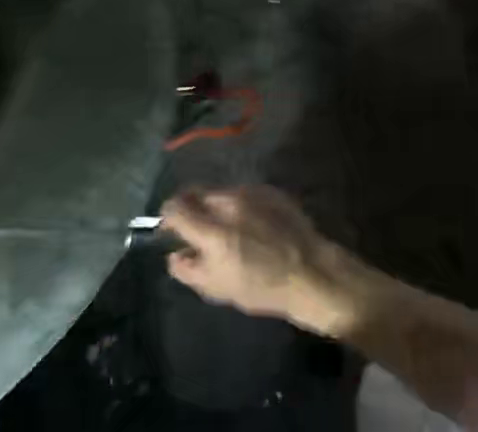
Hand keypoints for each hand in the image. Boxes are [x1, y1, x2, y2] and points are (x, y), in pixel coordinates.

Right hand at [160, 186, 379, 337]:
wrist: (310, 271)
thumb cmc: (261, 287)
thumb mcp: (217, 289)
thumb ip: (188, 269)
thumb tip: (174, 254)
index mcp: (213, 231)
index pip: (176, 207)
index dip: (167, 217)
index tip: (170, 228)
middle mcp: (229, 203)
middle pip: (196, 193)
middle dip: (191, 208)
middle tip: (196, 228)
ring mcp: (252, 192)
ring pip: (220, 192)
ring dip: (215, 206)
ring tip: (226, 227)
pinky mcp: (270, 189)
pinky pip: (243, 191)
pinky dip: (238, 204)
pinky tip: (249, 222)